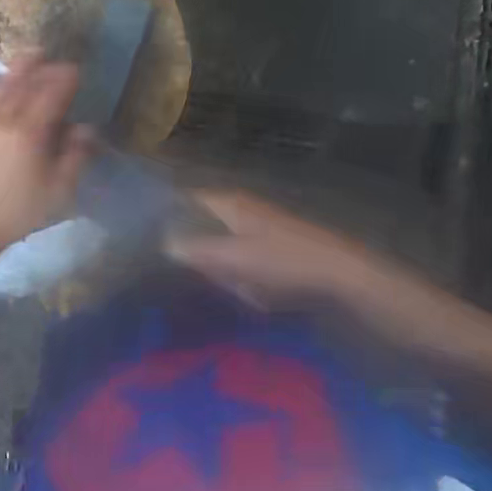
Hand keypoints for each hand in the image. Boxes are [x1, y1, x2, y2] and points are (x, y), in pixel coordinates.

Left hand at [0, 54, 91, 272]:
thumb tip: (86, 129)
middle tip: (49, 58)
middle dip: (39, 68)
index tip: (74, 69)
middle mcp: (2, 119)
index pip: (50, 94)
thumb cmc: (16, 213)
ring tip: (25, 63)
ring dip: (14, 73)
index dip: (63, 79)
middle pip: (22, 83)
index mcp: (28, 132)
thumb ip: (75, 157)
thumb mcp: (57, 191)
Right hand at [166, 190, 410, 310]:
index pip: (184, 198)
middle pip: (200, 222)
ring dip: (219, 265)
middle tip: (182, 270)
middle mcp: (240, 206)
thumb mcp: (234, 257)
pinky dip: (241, 272)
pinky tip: (249, 292)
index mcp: (227, 203)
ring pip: (221, 242)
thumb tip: (163, 244)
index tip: (147, 235)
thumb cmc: (285, 260)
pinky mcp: (274, 244)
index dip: (165, 213)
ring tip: (221, 285)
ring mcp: (259, 224)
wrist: (344, 275)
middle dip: (193, 246)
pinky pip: (243, 257)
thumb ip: (196, 250)